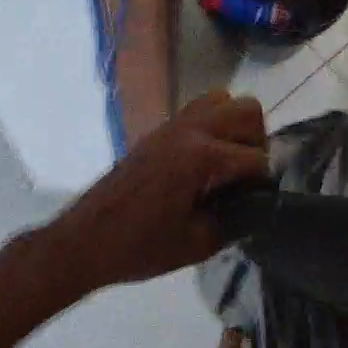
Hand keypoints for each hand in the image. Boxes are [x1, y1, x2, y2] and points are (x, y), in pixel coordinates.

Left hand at [38, 90, 268, 292]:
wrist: (84, 241)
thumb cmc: (139, 247)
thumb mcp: (196, 245)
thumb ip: (234, 222)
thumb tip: (255, 209)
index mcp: (201, 156)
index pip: (255, 158)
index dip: (263, 184)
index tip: (258, 205)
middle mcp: (191, 130)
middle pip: (247, 111)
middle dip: (257, 142)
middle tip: (247, 177)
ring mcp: (173, 125)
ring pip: (223, 100)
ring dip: (236, 126)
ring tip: (229, 163)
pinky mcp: (160, 130)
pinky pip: (199, 109)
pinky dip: (213, 124)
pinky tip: (205, 162)